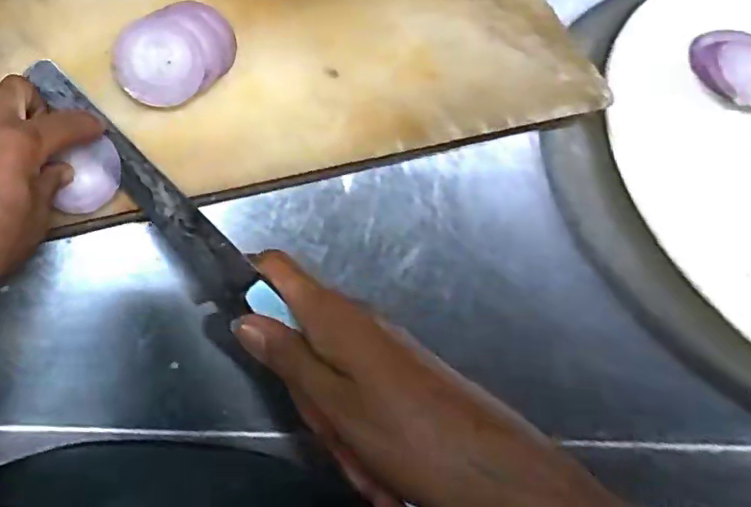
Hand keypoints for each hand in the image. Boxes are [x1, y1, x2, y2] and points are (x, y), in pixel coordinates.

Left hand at [0, 75, 103, 305]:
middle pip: (16, 89)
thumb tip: (58, 169)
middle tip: (48, 138)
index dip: (83, 125)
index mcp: (17, 141)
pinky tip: (0, 176)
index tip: (96, 128)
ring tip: (26, 162)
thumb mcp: (34, 220)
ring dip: (14, 124)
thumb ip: (48, 186)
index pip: (60, 123)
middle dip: (38, 104)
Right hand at [233, 252, 622, 506]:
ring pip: (330, 374)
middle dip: (303, 385)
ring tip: (365, 465)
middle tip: (324, 425)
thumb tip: (242, 318)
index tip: (233, 309)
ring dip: (337, 422)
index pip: (274, 265)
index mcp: (330, 313)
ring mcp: (384, 349)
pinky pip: (363, 396)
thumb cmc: (413, 435)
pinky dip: (366, 433)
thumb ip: (284, 356)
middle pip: (299, 332)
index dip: (248, 277)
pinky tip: (387, 473)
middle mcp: (356, 320)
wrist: (517, 485)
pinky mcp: (407, 379)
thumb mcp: (334, 403)